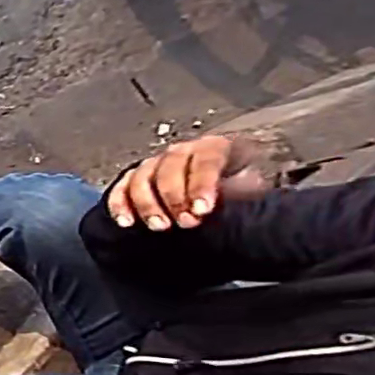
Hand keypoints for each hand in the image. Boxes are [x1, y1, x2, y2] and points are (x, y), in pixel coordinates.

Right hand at [108, 134, 269, 230]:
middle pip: (168, 170)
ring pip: (141, 180)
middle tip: (186, 223)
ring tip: (160, 227)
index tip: (202, 210)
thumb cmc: (241, 189)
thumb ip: (243, 190)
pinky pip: (120, 190)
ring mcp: (154, 164)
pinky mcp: (134, 179)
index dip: (201, 185)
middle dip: (175, 199)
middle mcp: (181, 151)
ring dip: (147, 205)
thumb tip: (230, 199)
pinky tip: (126, 222)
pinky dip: (120, 206)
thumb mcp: (254, 186)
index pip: (205, 161)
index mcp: (215, 147)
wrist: (224, 194)